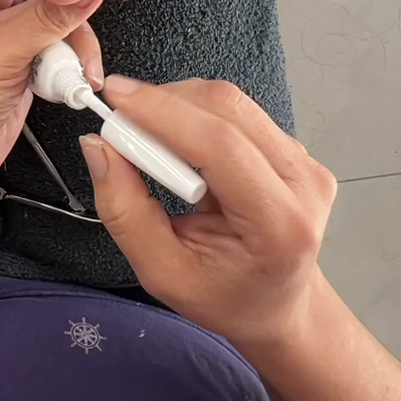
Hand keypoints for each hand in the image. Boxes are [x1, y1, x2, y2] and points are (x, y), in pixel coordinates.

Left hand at [0, 0, 103, 195]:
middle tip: (87, 36)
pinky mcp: (27, 58)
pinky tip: (71, 83)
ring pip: (64, 20)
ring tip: (76, 74)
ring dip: (76, 47)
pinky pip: (62, 49)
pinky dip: (72, 66)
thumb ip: (47, 16)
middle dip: (74, 15)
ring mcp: (11, 31)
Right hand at [81, 77, 337, 350]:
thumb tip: (96, 144)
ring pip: (227, 100)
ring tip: (146, 133)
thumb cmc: (222, 295)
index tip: (113, 96)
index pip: (220, 145)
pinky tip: (175, 137)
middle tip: (118, 118)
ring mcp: (304, 159)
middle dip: (161, 101)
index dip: (163, 112)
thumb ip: (123, 209)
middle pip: (224, 109)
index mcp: (279, 225)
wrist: (278, 303)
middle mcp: (303, 183)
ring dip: (175, 101)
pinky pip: (233, 107)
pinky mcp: (293, 145)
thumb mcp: (160, 271)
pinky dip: (192, 109)